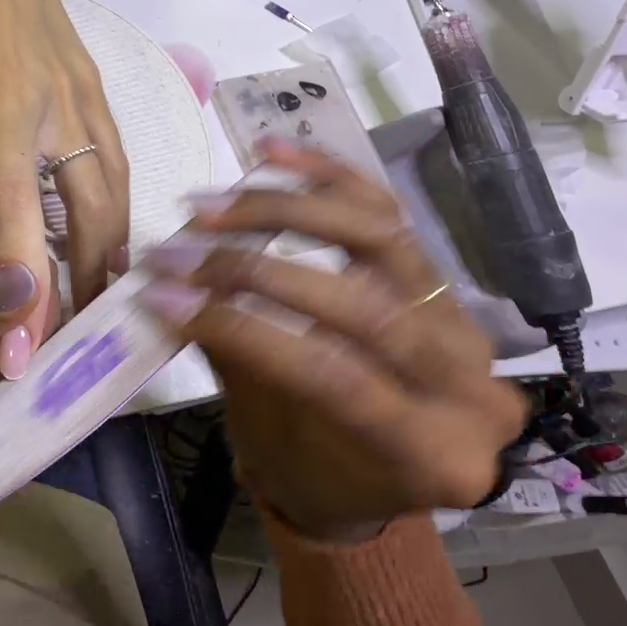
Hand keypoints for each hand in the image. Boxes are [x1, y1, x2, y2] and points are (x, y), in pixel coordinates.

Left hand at [0, 0, 128, 382]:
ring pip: (90, 196)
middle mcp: (16, 104)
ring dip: (88, 267)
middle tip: (28, 355)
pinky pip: (116, 167)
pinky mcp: (95, 94)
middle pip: (28, 206)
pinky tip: (116, 263)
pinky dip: (120, 221)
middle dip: (30, 286)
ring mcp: (65, 101)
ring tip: (83, 329)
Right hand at [135, 141, 527, 540]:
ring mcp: (467, 326)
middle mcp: (472, 383)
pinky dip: (327, 179)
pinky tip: (272, 153)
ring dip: (286, 212)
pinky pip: (388, 217)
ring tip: (210, 205)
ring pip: (384, 241)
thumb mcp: (267, 432)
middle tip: (175, 250)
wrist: (370, 473)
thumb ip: (227, 353)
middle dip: (254, 268)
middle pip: (364, 302)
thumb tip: (154, 284)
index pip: (333, 373)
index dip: (241, 327)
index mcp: (432, 452)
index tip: (160, 295)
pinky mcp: (444, 285)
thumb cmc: (310, 470)